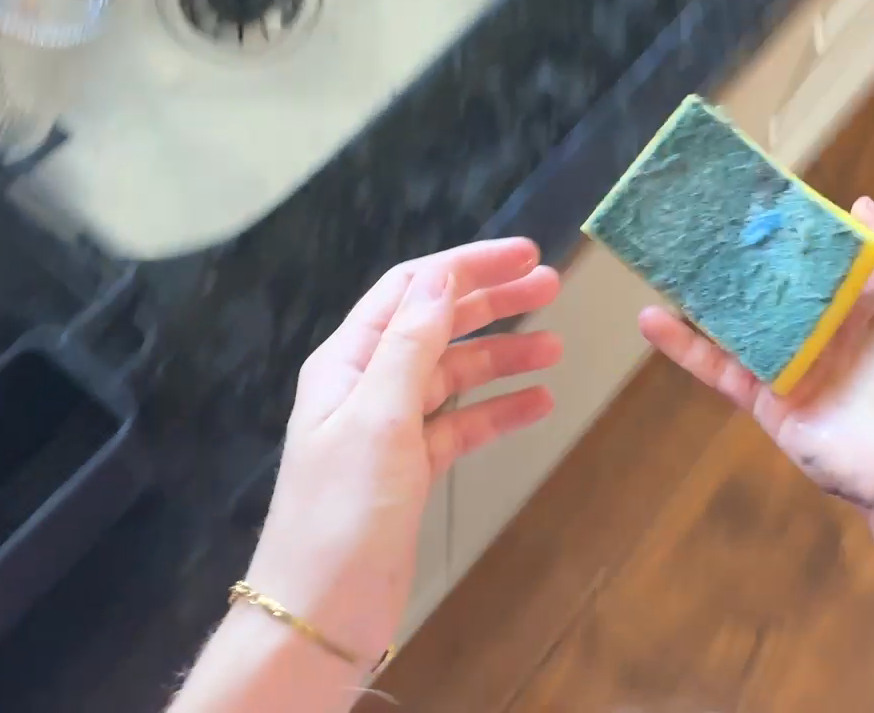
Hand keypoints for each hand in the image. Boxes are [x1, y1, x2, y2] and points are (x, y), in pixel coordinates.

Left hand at [243, 239, 562, 670]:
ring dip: (505, 356)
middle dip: (494, 302)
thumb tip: (441, 275)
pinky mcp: (414, 464)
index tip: (523, 254)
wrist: (319, 619)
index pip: (414, 288)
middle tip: (550, 285)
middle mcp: (370, 383)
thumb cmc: (342, 513)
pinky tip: (538, 403)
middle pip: (440, 323)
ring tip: (554, 347)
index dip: (468, 264)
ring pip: (458, 372)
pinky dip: (500, 410)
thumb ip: (411, 343)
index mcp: (350, 360)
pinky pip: (465, 421)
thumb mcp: (378, 417)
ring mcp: (394, 425)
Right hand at [640, 198, 873, 530]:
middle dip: (735, 255)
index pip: (812, 256)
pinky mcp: (764, 397)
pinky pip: (717, 366)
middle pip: (764, 283)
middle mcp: (814, 327)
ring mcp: (785, 362)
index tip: (756, 197)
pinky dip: (682, 346)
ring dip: (697, 293)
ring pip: (731, 320)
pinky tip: (650, 320)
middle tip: (696, 220)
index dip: (787, 228)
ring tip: (661, 259)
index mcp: (854, 303)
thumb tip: (861, 205)